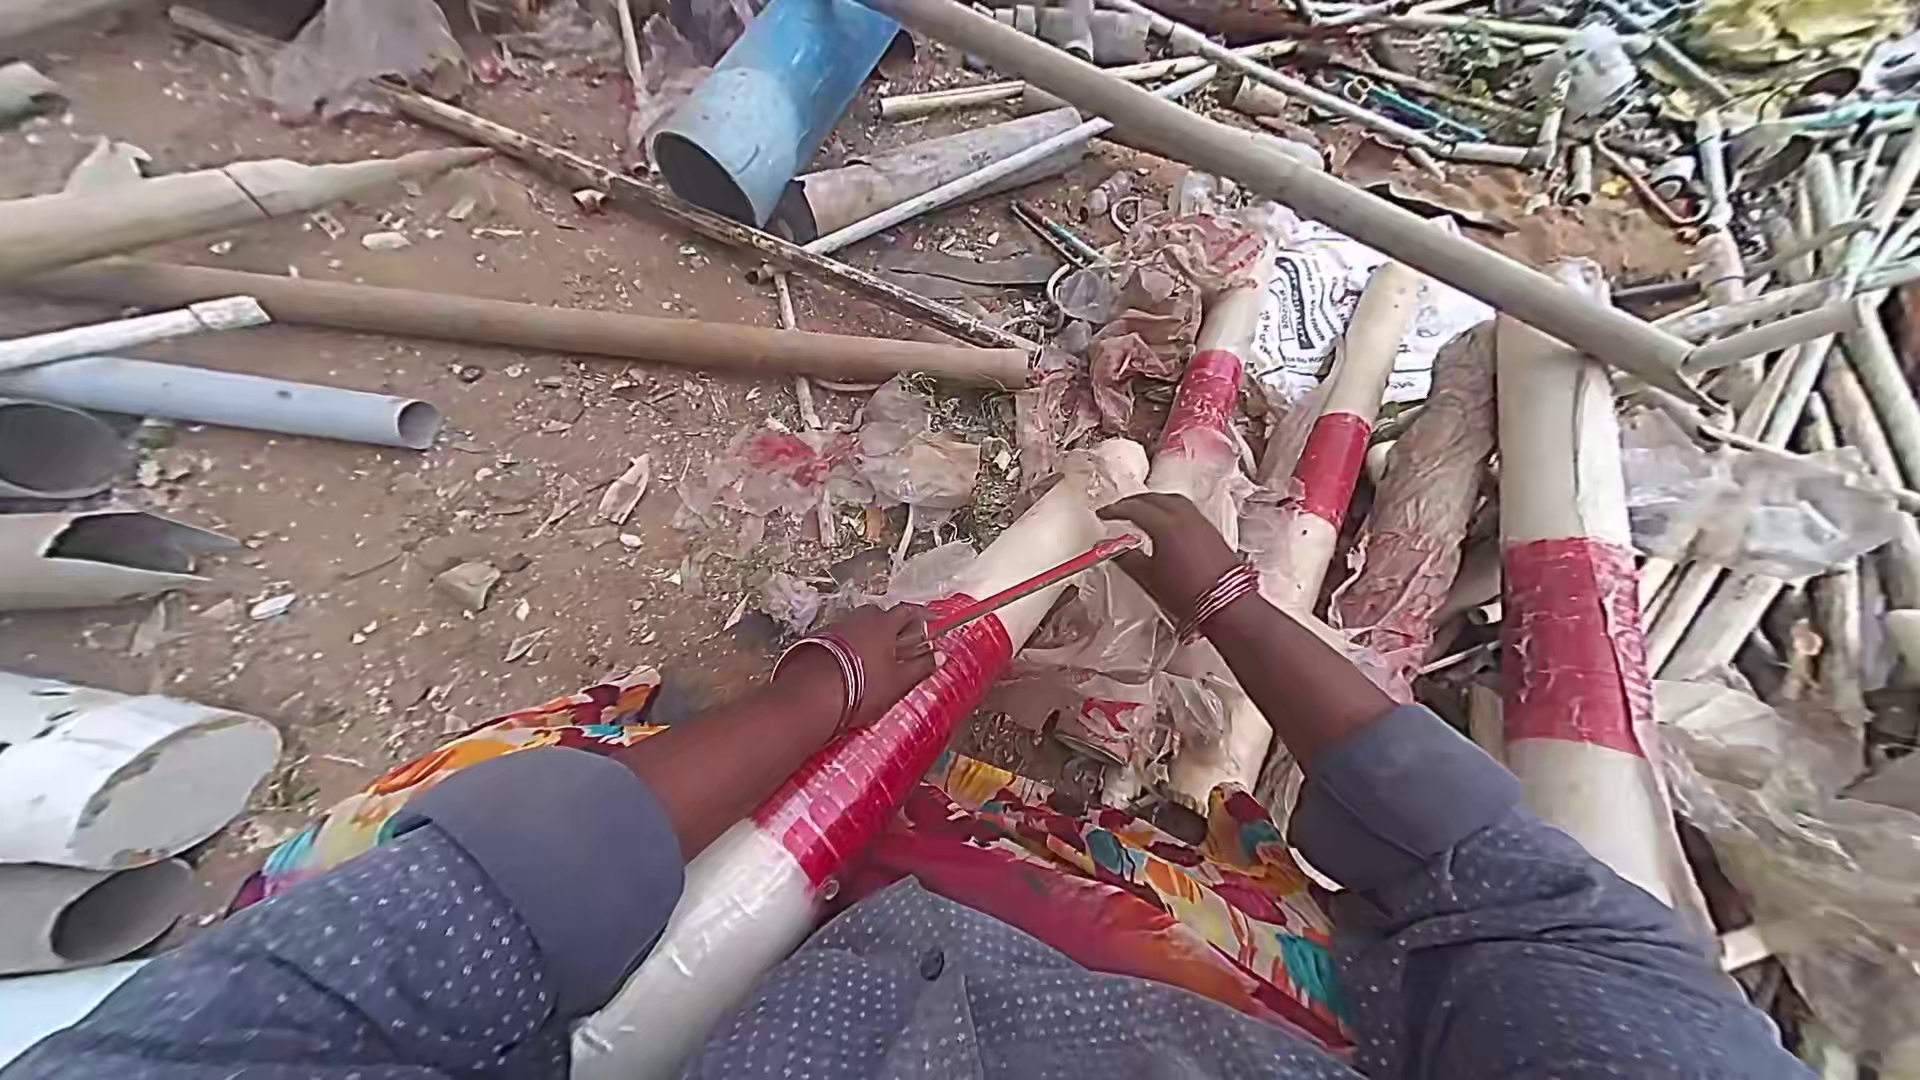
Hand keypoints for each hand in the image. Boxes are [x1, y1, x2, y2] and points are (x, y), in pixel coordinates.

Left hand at [773, 604, 934, 731]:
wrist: (811, 696)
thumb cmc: (863, 687)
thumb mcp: (898, 681)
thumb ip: (921, 666)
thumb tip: (941, 655)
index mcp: (884, 624)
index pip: (908, 611)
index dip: (922, 615)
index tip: (932, 620)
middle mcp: (861, 619)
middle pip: (882, 615)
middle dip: (894, 624)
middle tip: (904, 640)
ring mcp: (837, 627)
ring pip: (861, 626)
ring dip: (872, 635)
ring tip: (879, 654)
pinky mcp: (818, 640)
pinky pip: (844, 637)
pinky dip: (853, 645)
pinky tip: (854, 662)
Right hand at [1097, 493, 1240, 622]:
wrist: (1227, 606)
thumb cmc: (1189, 595)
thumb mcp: (1147, 577)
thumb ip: (1125, 557)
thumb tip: (1109, 548)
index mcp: (1166, 525)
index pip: (1134, 508)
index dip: (1114, 510)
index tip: (1103, 513)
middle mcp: (1185, 517)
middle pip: (1153, 498)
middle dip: (1132, 502)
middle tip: (1117, 509)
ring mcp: (1200, 522)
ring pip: (1171, 500)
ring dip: (1152, 501)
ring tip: (1139, 510)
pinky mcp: (1209, 530)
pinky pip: (1184, 508)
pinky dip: (1167, 508)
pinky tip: (1162, 521)